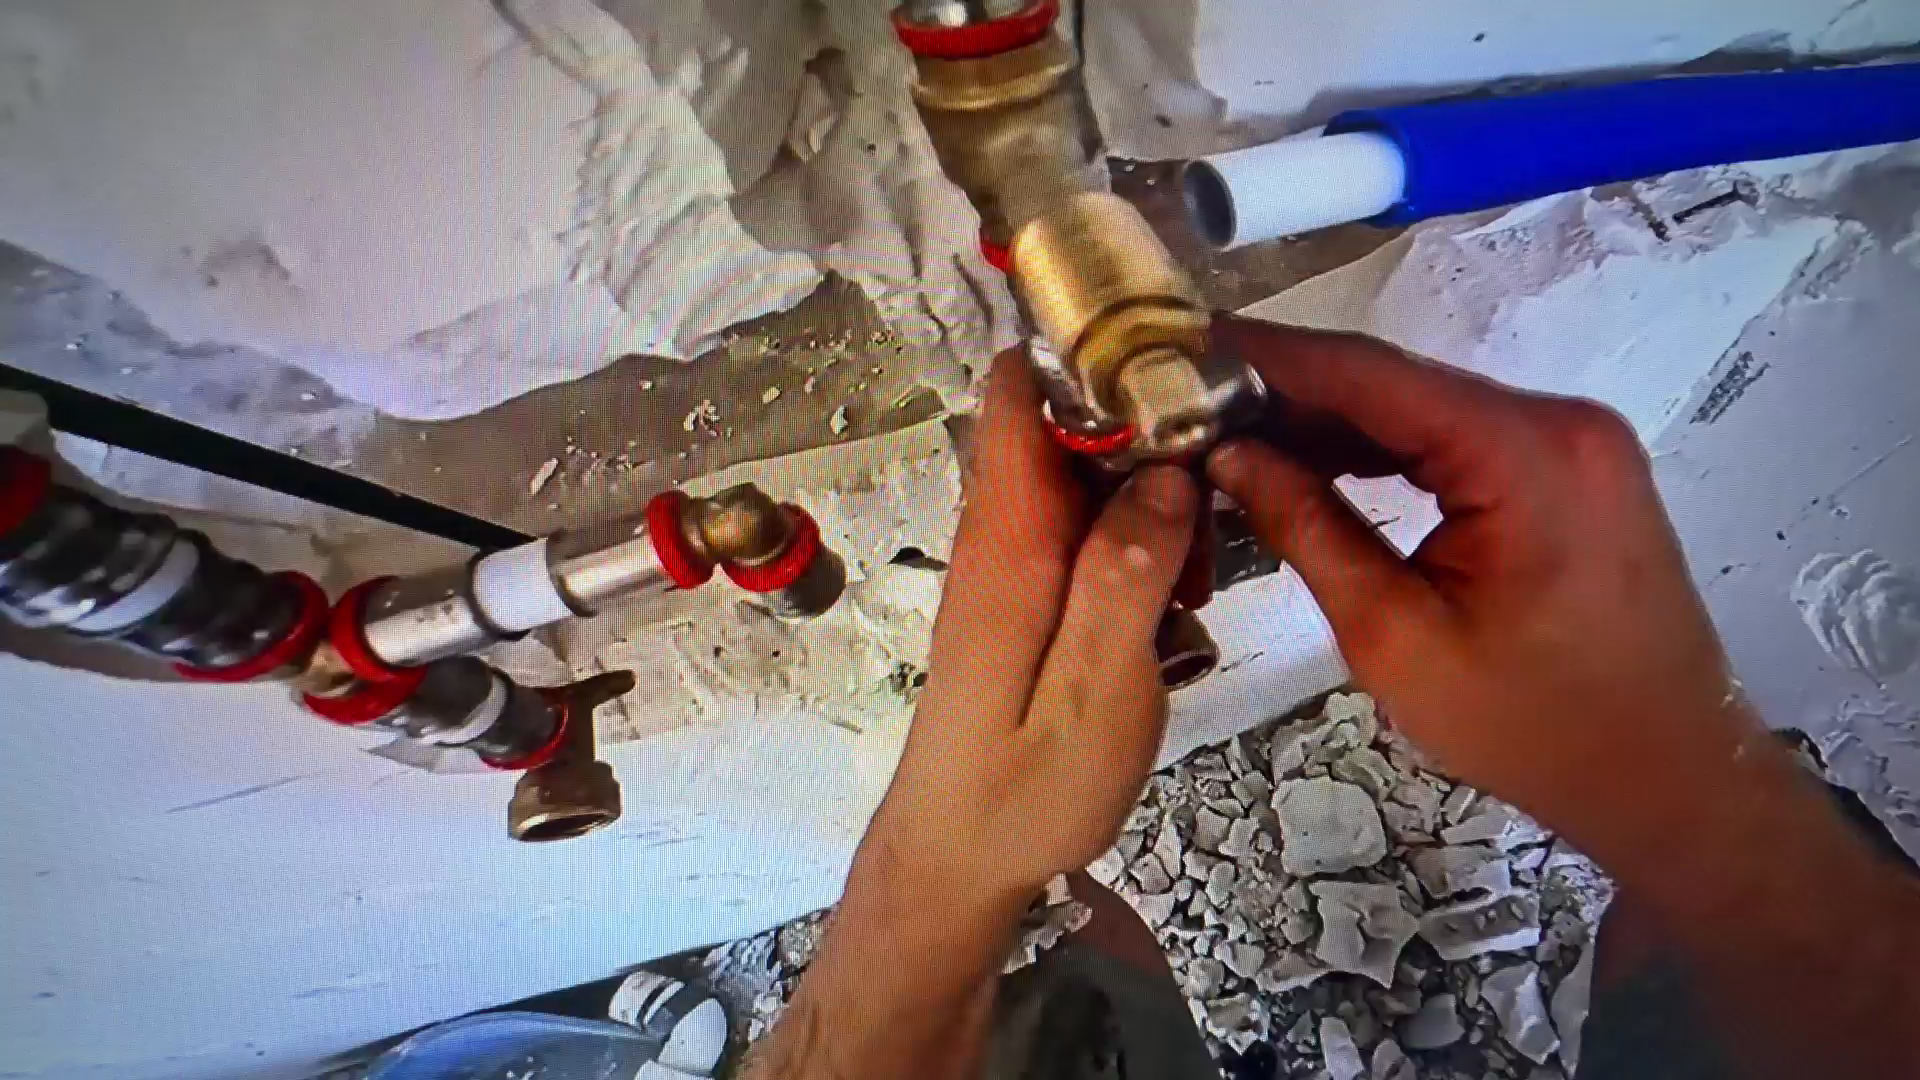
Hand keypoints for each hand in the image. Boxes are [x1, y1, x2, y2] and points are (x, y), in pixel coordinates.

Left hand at [746, 351, 1199, 1079]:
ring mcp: (1012, 564)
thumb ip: (1124, 576)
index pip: (1017, 392)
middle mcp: (1002, 532)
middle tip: (1211, 515)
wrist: (958, 852)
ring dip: (1151, 508)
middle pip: (1068, 431)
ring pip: (1087, 486)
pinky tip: (1168, 609)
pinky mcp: (1027, 598)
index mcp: (1010, 535)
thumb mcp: (1095, 688)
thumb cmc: (1023, 785)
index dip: (1087, 355)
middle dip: (1149, 445)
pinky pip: (1087, 539)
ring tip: (1192, 582)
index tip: (1175, 368)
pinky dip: (1136, 550)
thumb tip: (1165, 473)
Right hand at [1205, 313, 1919, 1079]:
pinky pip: (1441, 438)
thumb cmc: (1525, 721)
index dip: (1269, 355)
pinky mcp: (1553, 469)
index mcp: (1521, 453)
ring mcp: (1560, 442)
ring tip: (1227, 428)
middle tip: (1191, 397)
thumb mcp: (1390, 631)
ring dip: (1319, 419)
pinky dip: (1366, 447)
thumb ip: (1306, 527)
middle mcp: (1552, 422)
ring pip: (1410, 407)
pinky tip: (1302, 458)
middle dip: (1283, 388)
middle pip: (1388, 382)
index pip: (1366, 376)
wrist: (1663, 777)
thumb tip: (1229, 455)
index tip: (1189, 343)